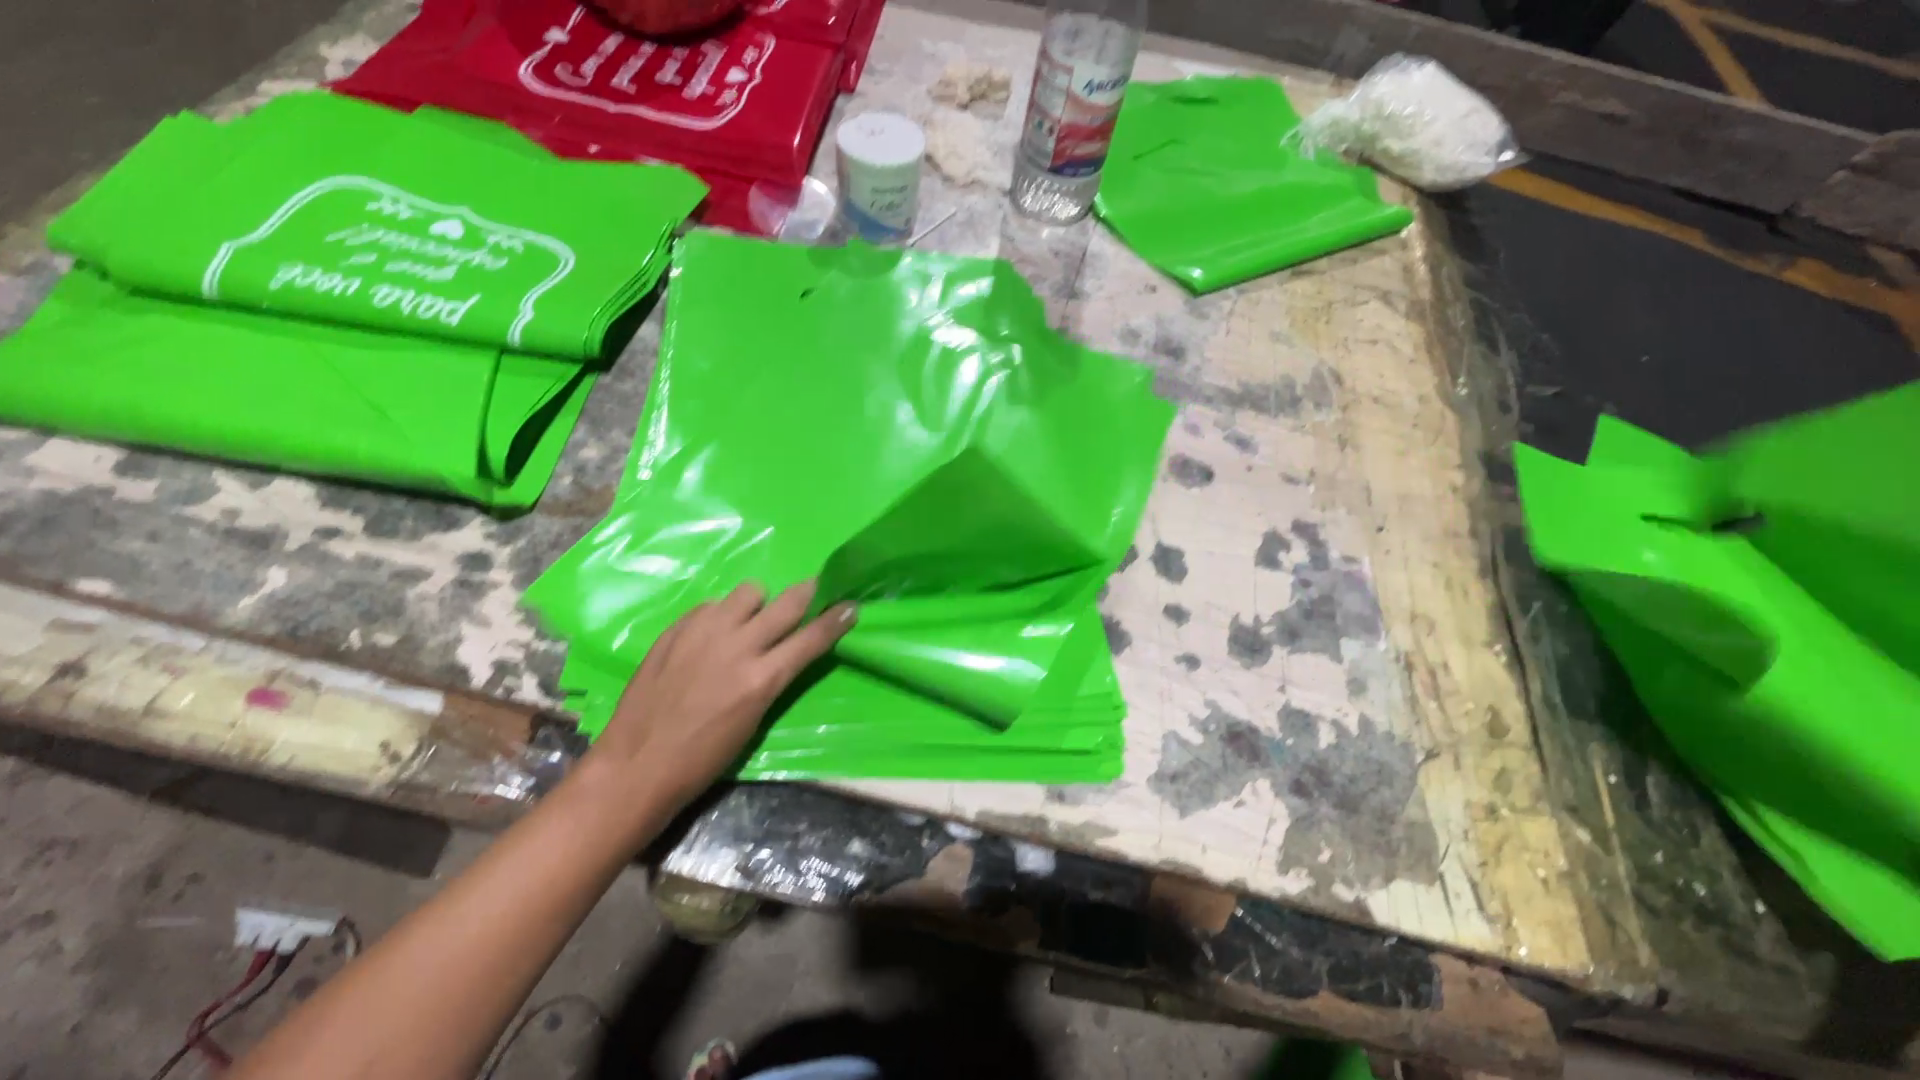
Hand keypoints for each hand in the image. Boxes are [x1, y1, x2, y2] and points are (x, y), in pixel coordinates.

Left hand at [585, 581, 854, 809]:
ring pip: (747, 593)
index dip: (835, 620)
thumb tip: (781, 654)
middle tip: (814, 589)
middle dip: (806, 594)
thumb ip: (770, 680)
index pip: (810, 638)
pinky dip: (720, 615)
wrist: (638, 764)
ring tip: (750, 620)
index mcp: (761, 679)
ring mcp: (703, 633)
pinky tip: (712, 636)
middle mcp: (736, 646)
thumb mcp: (752, 722)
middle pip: (786, 604)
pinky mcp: (676, 630)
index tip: (850, 606)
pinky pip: (710, 606)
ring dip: (758, 603)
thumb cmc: (703, 759)